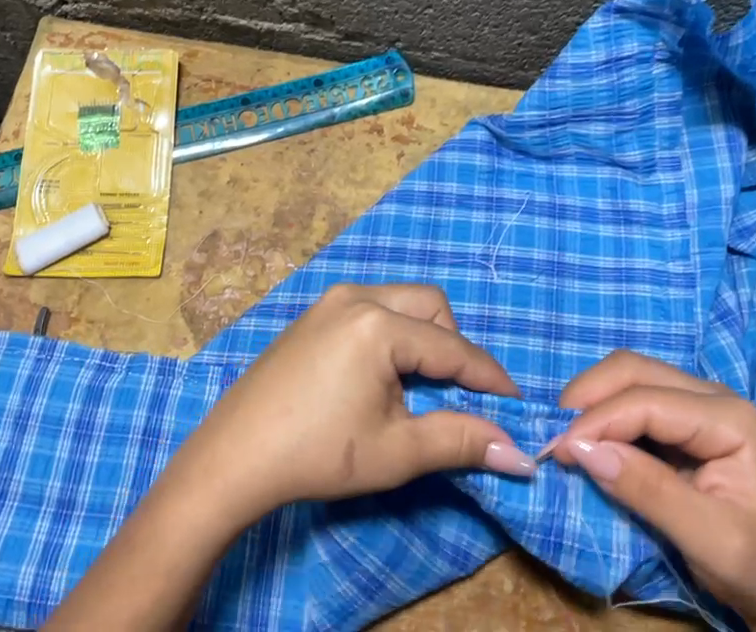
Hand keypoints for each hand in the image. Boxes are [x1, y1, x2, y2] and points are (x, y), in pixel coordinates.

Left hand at [167, 283, 536, 528]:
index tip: (517, 407)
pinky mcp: (312, 317)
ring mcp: (328, 303)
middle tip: (456, 395)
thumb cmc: (318, 454)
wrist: (234, 456)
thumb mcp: (397, 451)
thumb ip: (461, 440)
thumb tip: (521, 453)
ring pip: (399, 304)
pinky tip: (379, 379)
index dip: (489, 379)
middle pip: (430, 306)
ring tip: (417, 390)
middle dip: (453, 347)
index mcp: (378, 325)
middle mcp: (355, 298)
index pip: (453, 348)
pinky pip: (370, 311)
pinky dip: (390, 336)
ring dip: (421, 338)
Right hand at [551, 351, 755, 631]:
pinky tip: (591, 445)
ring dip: (592, 405)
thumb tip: (582, 450)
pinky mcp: (686, 427)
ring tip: (568, 444)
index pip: (644, 400)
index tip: (557, 455)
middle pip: (632, 370)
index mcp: (730, 418)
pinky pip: (634, 403)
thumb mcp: (712, 541)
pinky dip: (604, 417)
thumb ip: (649, 491)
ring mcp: (700, 409)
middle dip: (586, 399)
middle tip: (555, 441)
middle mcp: (714, 398)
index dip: (595, 421)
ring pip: (629, 379)